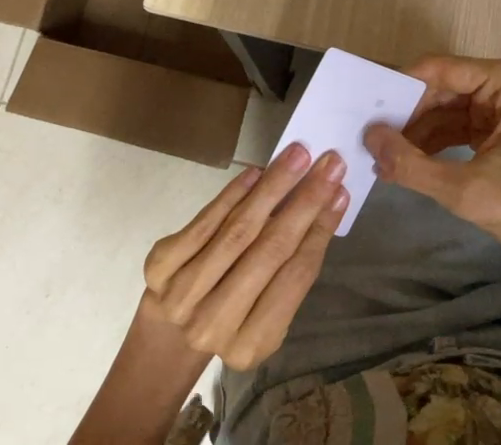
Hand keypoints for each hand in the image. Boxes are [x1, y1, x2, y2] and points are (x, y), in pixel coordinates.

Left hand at [141, 144, 347, 369]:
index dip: (320, 230)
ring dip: (274, 187)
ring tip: (298, 156)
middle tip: (329, 164)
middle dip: (305, 201)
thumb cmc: (231, 313)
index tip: (341, 191)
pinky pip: (206, 221)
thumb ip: (290, 268)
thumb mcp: (265, 310)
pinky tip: (256, 172)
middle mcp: (215, 324)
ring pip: (239, 230)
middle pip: (271, 250)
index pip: (296, 277)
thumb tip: (326, 202)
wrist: (169, 329)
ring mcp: (182, 295)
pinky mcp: (159, 266)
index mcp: (252, 344)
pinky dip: (234, 193)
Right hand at [365, 56, 500, 279]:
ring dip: (412, 132)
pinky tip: (403, 163)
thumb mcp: (468, 192)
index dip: (398, 87)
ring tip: (376, 153)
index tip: (361, 107)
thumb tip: (368, 138)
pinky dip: (429, 145)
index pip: (437, 70)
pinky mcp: (496, 130)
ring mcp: (500, 107)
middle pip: (437, 88)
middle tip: (363, 135)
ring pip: (441, 109)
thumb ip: (413, 166)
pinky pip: (452, 127)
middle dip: (403, 113)